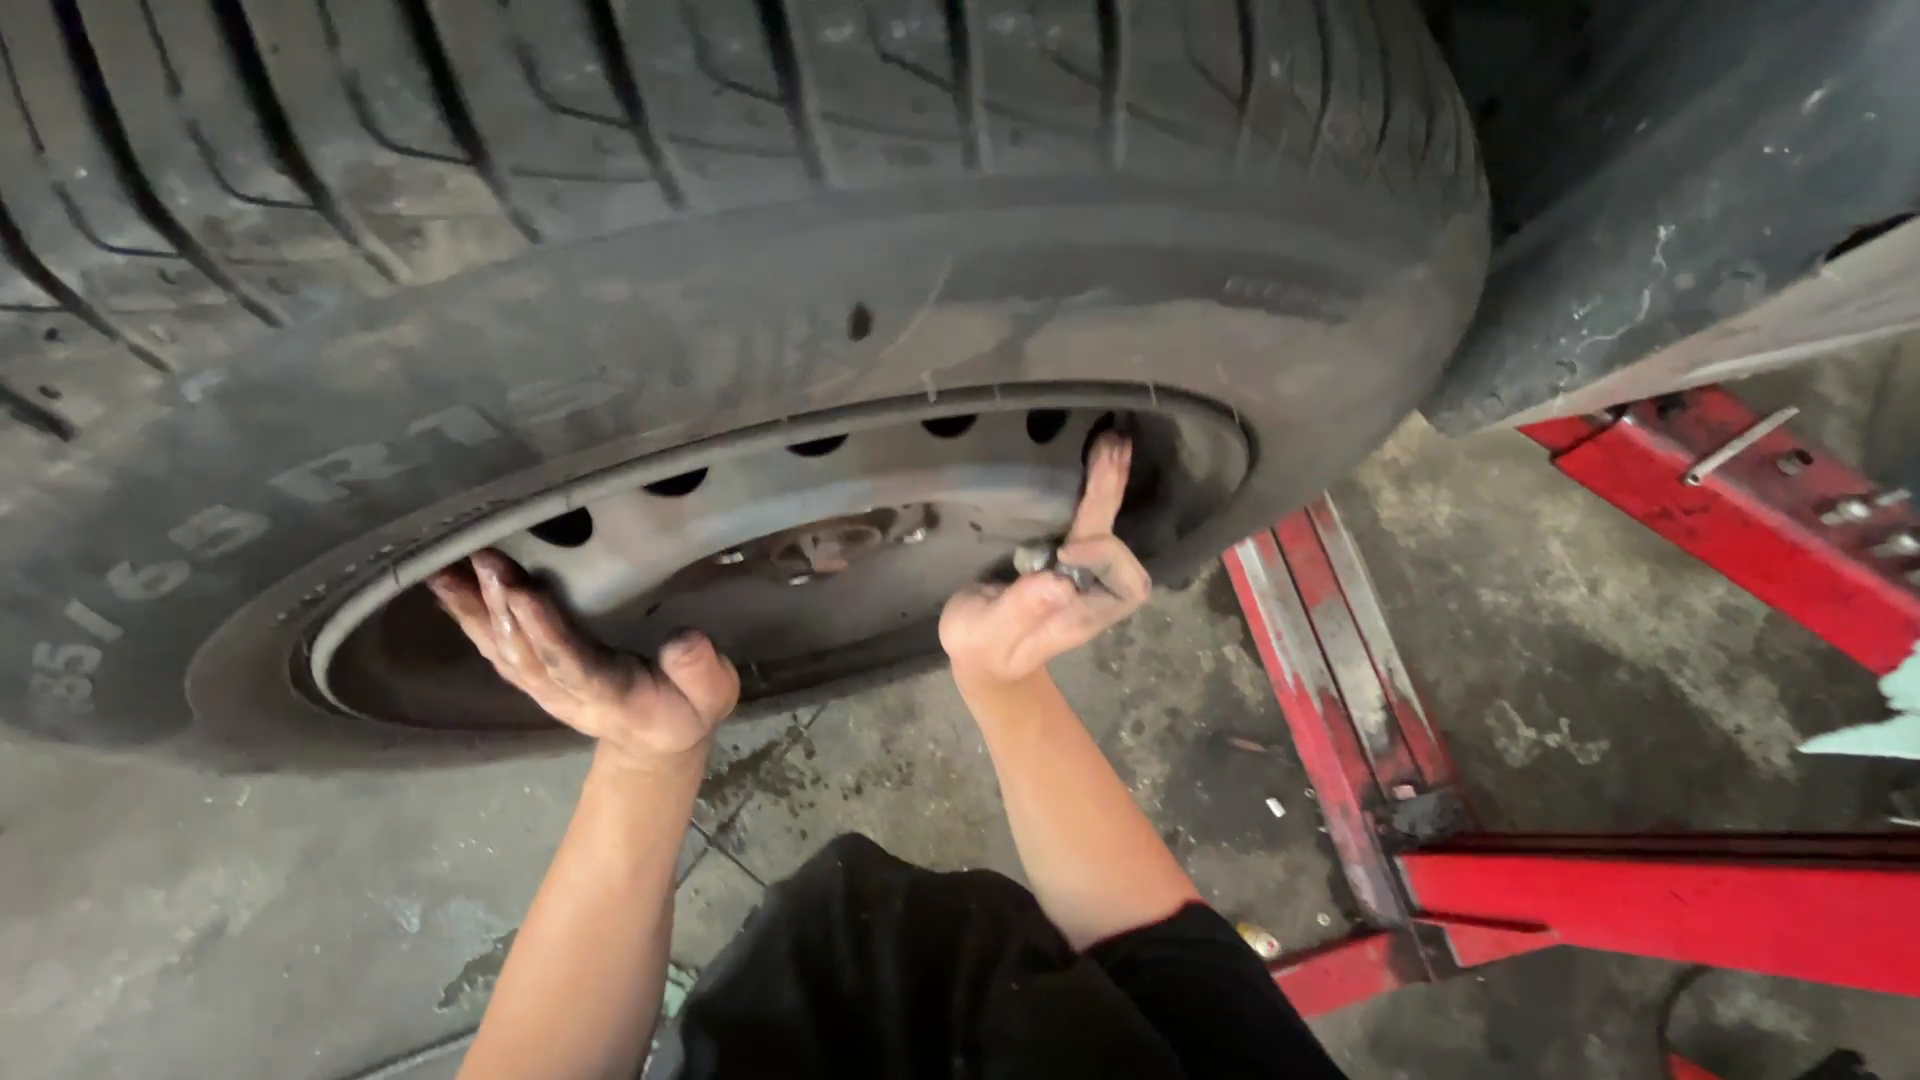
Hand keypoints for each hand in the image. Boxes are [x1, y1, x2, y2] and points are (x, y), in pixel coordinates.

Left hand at [427, 550, 738, 771]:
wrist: (655, 740)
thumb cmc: (686, 709)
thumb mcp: (712, 696)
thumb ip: (701, 671)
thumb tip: (685, 640)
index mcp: (611, 695)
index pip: (570, 663)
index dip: (544, 631)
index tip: (524, 592)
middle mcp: (565, 693)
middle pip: (524, 654)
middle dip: (502, 608)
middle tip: (485, 562)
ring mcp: (544, 688)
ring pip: (501, 652)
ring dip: (474, 613)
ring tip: (446, 573)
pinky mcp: (534, 677)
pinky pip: (496, 649)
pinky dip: (469, 621)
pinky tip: (449, 591)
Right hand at [939, 434, 1151, 686]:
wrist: (985, 656)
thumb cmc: (982, 648)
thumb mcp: (986, 635)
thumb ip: (1019, 612)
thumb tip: (1059, 582)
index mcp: (1081, 616)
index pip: (1121, 584)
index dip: (1101, 559)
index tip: (1063, 552)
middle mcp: (1092, 593)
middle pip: (1123, 547)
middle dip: (1113, 498)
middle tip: (1111, 448)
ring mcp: (1084, 574)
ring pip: (1112, 528)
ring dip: (1111, 486)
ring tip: (1110, 443)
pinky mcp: (1069, 556)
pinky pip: (1093, 521)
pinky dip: (1098, 488)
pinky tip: (1096, 458)